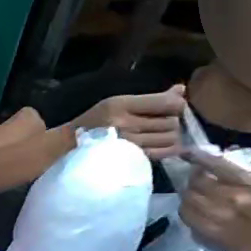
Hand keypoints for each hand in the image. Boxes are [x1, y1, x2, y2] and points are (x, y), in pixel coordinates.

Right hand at [67, 84, 186, 159]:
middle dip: (172, 121)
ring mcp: (130, 144)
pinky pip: (164, 153)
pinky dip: (168, 149)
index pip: (167, 103)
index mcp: (121, 105)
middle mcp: (126, 124)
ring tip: (159, 135)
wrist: (70, 147)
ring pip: (171, 138)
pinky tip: (159, 146)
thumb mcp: (117, 103)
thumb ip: (150, 98)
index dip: (176, 104)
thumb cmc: (94, 122)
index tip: (170, 107)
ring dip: (170, 136)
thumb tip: (181, 90)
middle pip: (172, 121)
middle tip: (161, 122)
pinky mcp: (133, 160)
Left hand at [178, 150, 250, 250]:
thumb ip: (234, 173)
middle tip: (195, 181)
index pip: (218, 165)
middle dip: (193, 179)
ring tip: (197, 196)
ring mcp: (219, 216)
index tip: (186, 153)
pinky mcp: (207, 230)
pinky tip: (195, 210)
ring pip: (188, 197)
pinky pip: (185, 213)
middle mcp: (235, 198)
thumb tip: (204, 159)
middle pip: (197, 181)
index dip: (198, 158)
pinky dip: (186, 209)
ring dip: (188, 195)